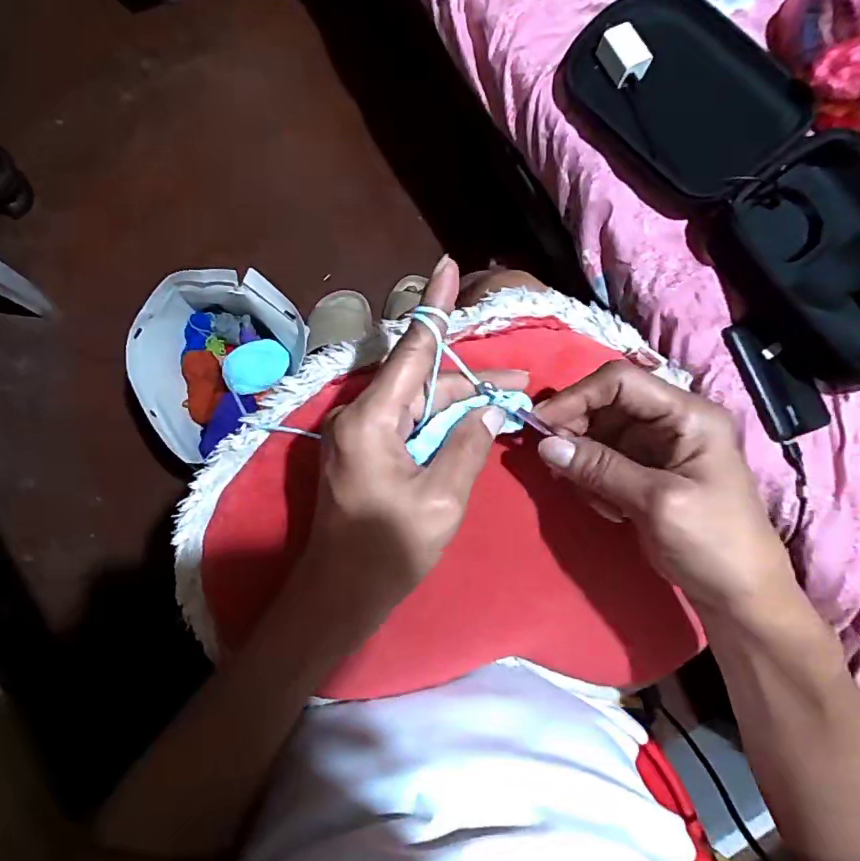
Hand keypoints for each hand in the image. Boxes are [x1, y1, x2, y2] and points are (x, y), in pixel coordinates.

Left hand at [295, 257, 525, 617]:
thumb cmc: (389, 550)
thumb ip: (466, 445)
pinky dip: (438, 423)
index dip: (433, 308)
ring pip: (416, 403)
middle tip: (519, 386)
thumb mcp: (443, 499)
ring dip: (457, 404)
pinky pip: (406, 423)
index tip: (446, 266)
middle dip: (469, 379)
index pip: (410, 350)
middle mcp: (358, 416)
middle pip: (421, 380)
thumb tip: (486, 410)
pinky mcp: (363, 452)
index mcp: (372, 419)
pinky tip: (469, 425)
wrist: (340, 593)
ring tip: (506, 404)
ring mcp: (357, 434)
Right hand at [531, 361, 794, 609]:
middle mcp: (671, 422)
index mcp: (688, 415)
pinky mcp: (645, 473)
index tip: (540, 424)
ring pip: (599, 435)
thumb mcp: (656, 502)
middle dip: (576, 431)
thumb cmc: (713, 542)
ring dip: (584, 463)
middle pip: (606, 405)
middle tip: (556, 466)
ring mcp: (658, 448)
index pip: (621, 381)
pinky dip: (593, 481)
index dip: (577, 396)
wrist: (740, 595)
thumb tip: (545, 445)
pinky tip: (610, 510)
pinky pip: (603, 462)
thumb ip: (601, 468)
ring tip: (595, 500)